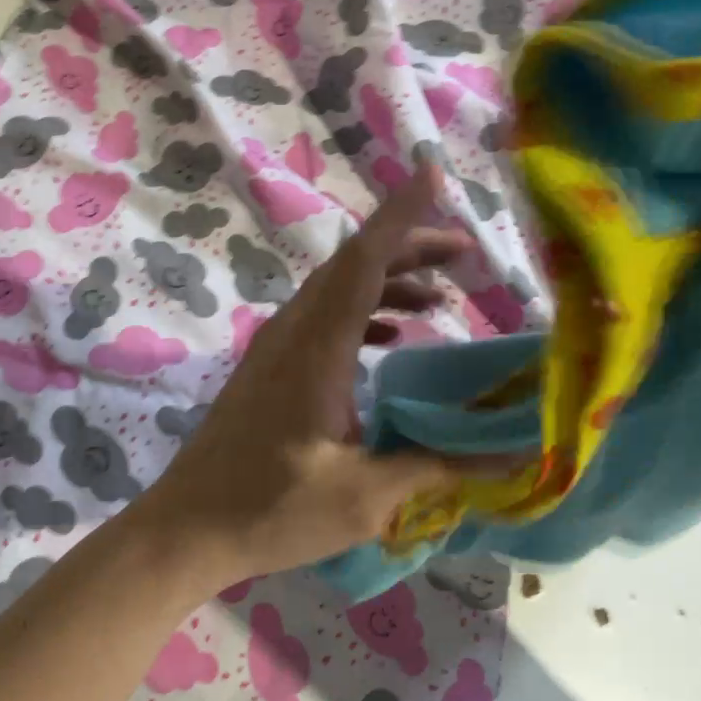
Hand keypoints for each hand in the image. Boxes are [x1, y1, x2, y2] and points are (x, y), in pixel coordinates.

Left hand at [130, 163, 520, 584]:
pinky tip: (391, 338)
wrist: (187, 527)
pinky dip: (361, 314)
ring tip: (441, 295)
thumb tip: (513, 453)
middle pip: (349, 267)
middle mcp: (291, 334)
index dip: (400, 216)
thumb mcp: (363, 497)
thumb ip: (436, 465)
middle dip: (406, 247)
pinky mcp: (268, 370)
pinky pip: (320, 320)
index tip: (432, 173)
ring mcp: (273, 350)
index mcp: (314, 349)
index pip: (361, 262)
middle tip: (463, 250)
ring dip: (385, 282)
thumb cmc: (271, 510)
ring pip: (333, 292)